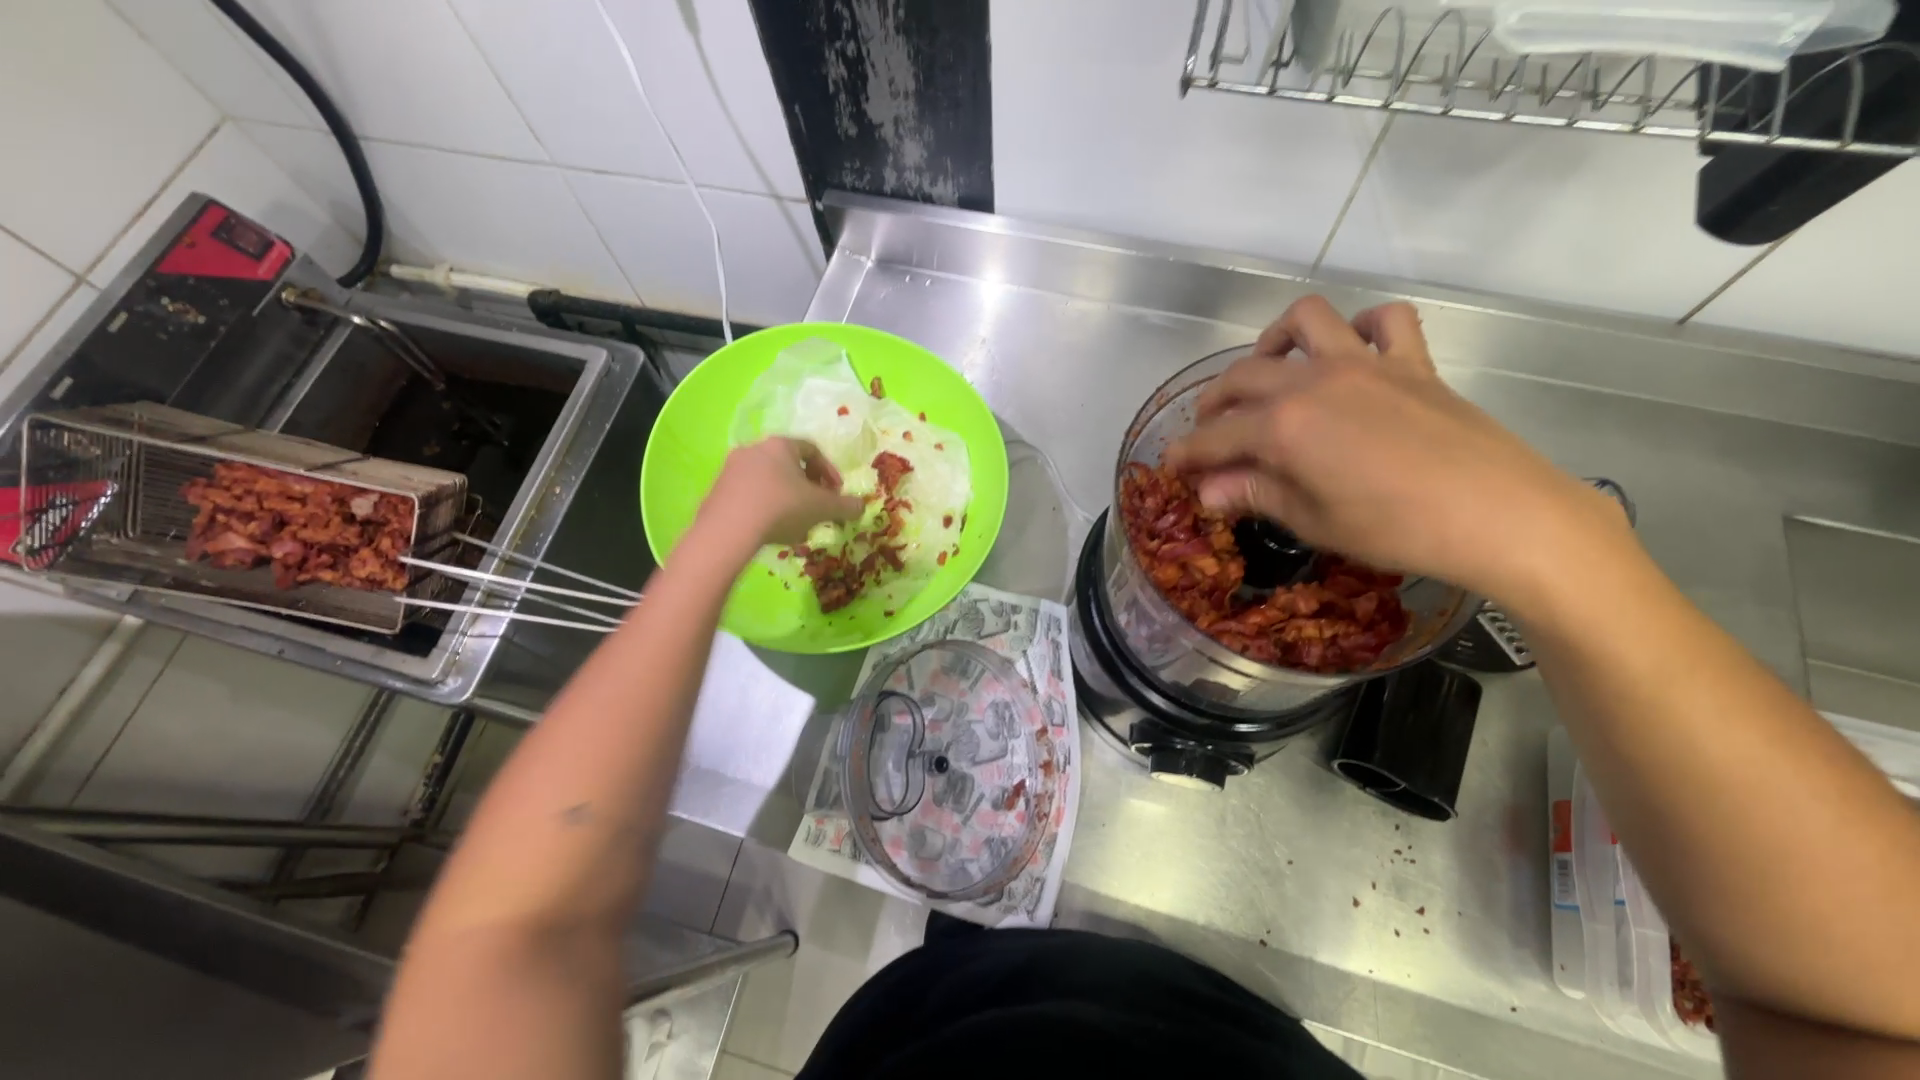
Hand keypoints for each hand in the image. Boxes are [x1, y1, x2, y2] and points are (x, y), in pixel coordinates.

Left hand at [700, 437, 866, 547]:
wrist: (728, 530)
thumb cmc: (782, 508)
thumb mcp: (822, 508)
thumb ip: (845, 506)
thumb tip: (861, 506)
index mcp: (780, 444)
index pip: (811, 450)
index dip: (829, 472)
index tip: (837, 493)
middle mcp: (753, 449)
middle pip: (788, 465)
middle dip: (807, 489)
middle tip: (816, 509)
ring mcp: (731, 469)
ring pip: (768, 482)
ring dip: (785, 500)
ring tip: (794, 526)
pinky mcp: (716, 490)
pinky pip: (748, 495)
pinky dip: (763, 509)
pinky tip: (769, 531)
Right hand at [1163, 296, 1626, 606]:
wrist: (1499, 515)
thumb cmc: (1396, 529)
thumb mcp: (1313, 521)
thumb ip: (1255, 495)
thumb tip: (1208, 491)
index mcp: (1284, 426)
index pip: (1215, 437)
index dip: (1187, 453)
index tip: (1171, 467)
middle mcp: (1315, 381)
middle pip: (1244, 377)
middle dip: (1214, 404)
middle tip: (1209, 434)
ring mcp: (1366, 363)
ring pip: (1305, 320)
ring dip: (1275, 341)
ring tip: (1270, 372)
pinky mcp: (1412, 363)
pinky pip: (1385, 321)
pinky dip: (1361, 327)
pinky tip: (1352, 352)